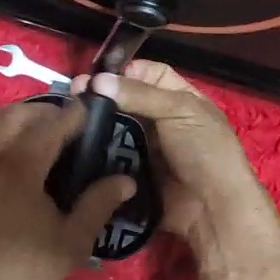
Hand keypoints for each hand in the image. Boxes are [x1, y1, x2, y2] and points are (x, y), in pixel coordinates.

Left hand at [0, 102, 135, 279]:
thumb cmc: (21, 269)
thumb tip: (126, 180)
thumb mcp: (71, 244)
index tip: (87, 111)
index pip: (51, 126)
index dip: (72, 115)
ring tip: (23, 130)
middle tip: (59, 124)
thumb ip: (98, 205)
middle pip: (16, 113)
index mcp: (23, 168)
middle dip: (42, 111)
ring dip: (7, 115)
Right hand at [72, 62, 264, 242]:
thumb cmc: (205, 150)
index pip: (148, 73)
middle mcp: (160, 120)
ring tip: (68, 118)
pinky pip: (108, 156)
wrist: (210, 208)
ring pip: (113, 128)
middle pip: (125, 101)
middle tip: (73, 94)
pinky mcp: (131, 172)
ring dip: (93, 123)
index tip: (96, 75)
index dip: (125, 70)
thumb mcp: (180, 111)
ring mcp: (144, 147)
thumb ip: (139, 94)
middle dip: (101, 96)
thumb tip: (97, 80)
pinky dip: (92, 150)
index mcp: (179, 99)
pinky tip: (72, 142)